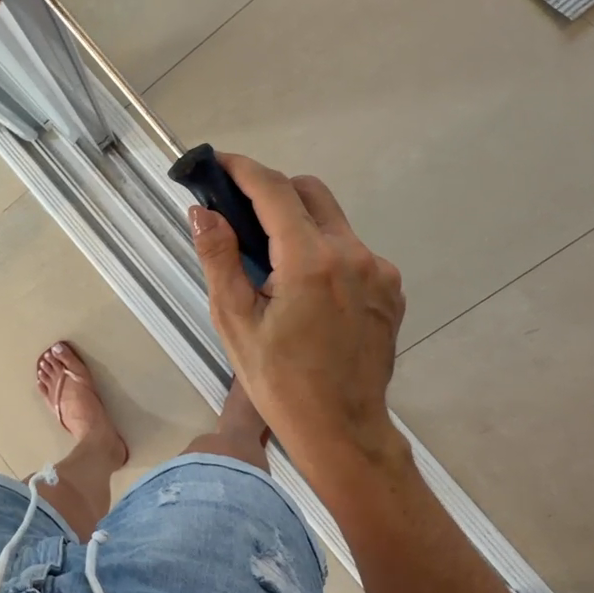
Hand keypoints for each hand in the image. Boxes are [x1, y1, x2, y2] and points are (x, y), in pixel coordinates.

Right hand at [189, 155, 409, 478]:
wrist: (343, 429)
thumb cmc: (278, 381)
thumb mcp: (234, 321)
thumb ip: (219, 258)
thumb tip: (202, 212)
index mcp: (311, 262)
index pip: (275, 192)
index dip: (243, 170)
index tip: (216, 163)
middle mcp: (354, 255)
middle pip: (310, 193)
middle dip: (271, 191)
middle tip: (236, 214)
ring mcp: (379, 271)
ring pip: (332, 221)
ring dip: (296, 223)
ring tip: (267, 264)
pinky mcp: (391, 289)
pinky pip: (350, 250)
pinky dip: (321, 251)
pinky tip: (301, 289)